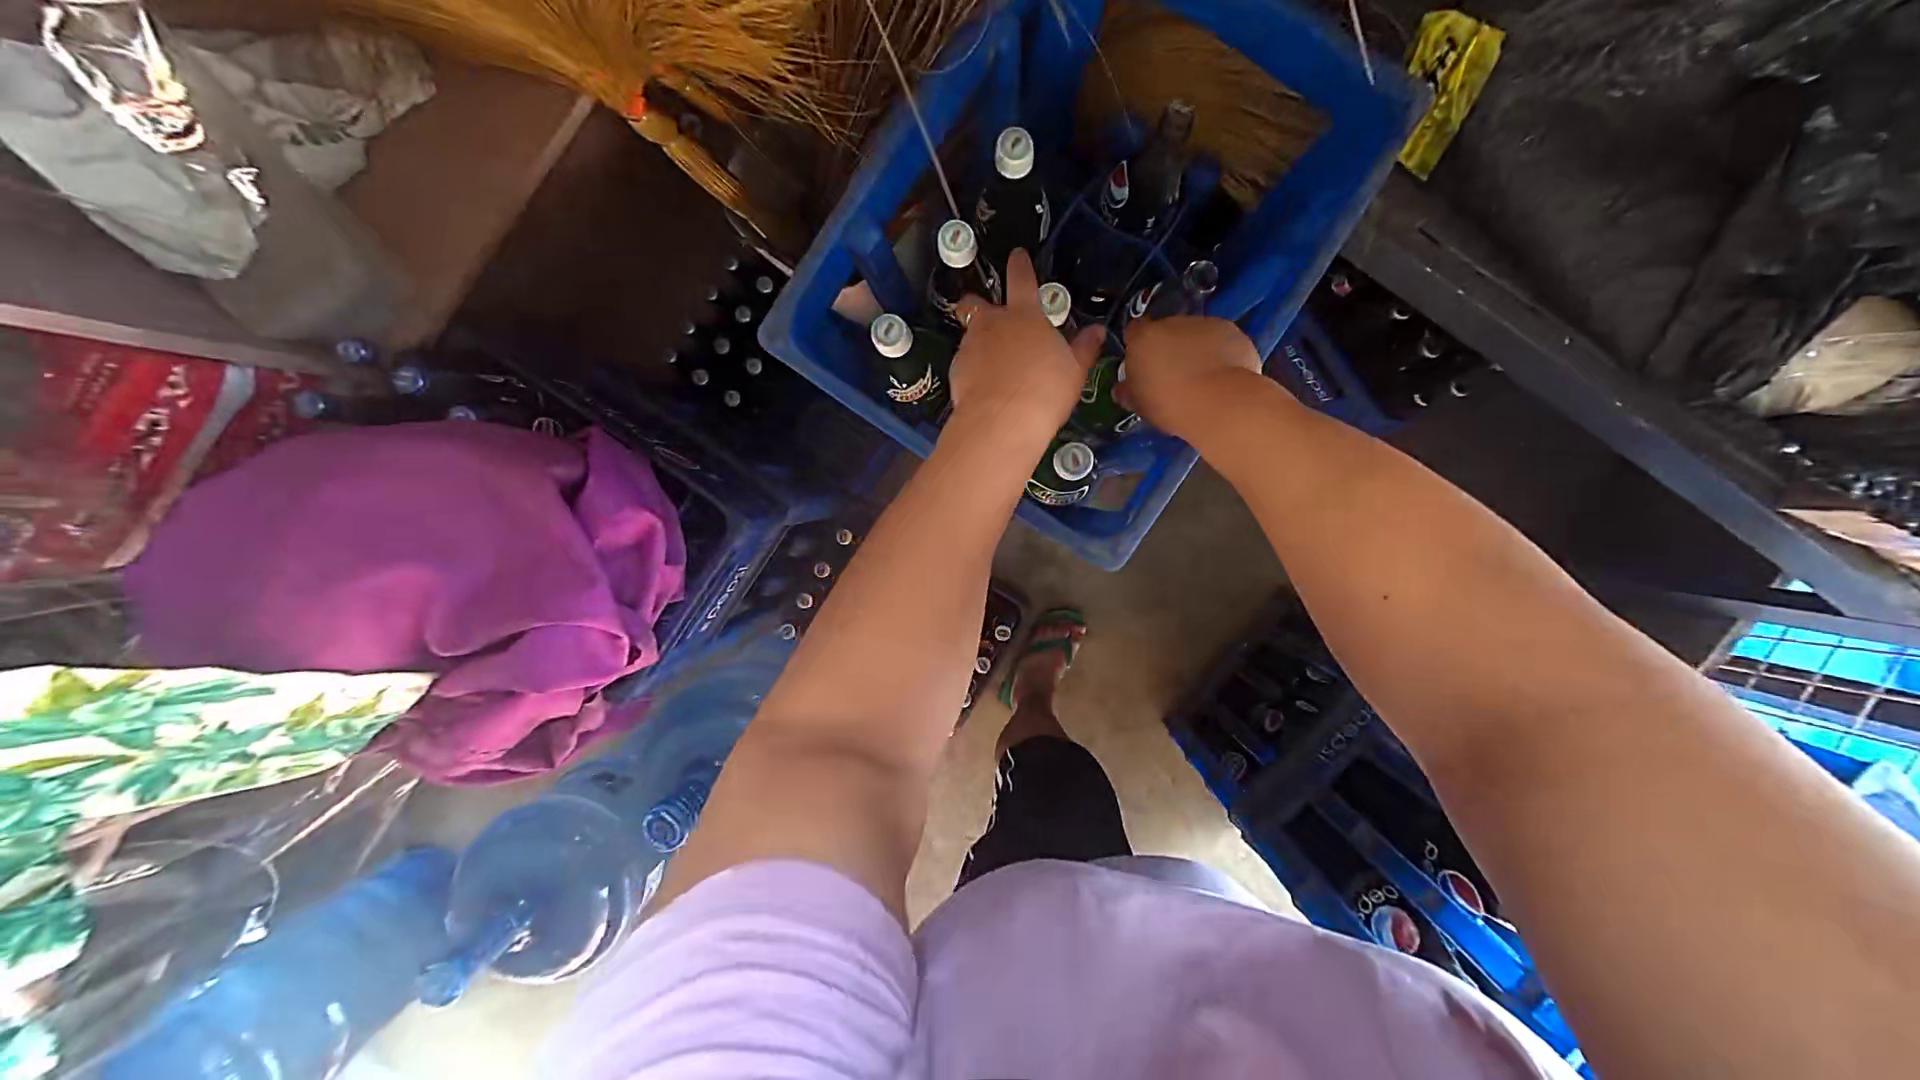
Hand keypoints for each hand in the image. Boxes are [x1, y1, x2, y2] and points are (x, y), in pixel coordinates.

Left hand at [952, 250, 1103, 435]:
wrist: (1002, 421)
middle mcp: (992, 324)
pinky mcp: (956, 372)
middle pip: (977, 302)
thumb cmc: (1043, 391)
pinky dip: (973, 372)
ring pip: (970, 336)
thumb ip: (1084, 348)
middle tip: (992, 319)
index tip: (1017, 256)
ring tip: (995, 367)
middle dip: (980, 305)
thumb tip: (1096, 332)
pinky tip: (986, 388)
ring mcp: (970, 346)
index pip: (1021, 278)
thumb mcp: (1074, 370)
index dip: (1019, 264)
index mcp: (1025, 315)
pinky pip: (964, 365)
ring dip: (980, 345)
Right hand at [1117, 315, 1266, 438]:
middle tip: (1173, 375)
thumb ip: (1128, 391)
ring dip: (1195, 349)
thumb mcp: (1140, 404)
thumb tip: (1123, 388)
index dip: (1138, 346)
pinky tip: (1222, 376)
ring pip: (1196, 334)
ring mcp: (1206, 324)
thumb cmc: (1170, 404)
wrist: (1219, 402)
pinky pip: (1221, 341)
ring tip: (1202, 377)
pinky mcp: (1233, 332)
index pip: (1134, 331)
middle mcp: (1173, 322)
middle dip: (1169, 347)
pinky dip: (1220, 353)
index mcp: (1144, 338)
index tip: (1143, 365)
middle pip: (1167, 330)